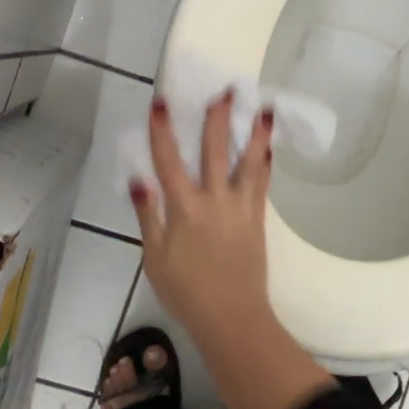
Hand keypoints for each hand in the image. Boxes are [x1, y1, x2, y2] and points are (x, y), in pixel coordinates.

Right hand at [129, 92, 274, 338]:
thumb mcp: (155, 258)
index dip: (163, 130)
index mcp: (184, 209)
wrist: (232, 317)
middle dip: (220, 119)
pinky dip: (265, 162)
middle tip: (227, 91)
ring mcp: (240, 208)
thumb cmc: (187, 292)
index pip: (169, 162)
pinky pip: (262, 184)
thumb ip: (149, 216)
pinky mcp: (257, 219)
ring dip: (256, 134)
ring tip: (264, 109)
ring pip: (249, 163)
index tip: (161, 102)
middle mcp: (215, 201)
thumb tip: (139, 180)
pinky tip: (269, 147)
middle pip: (216, 152)